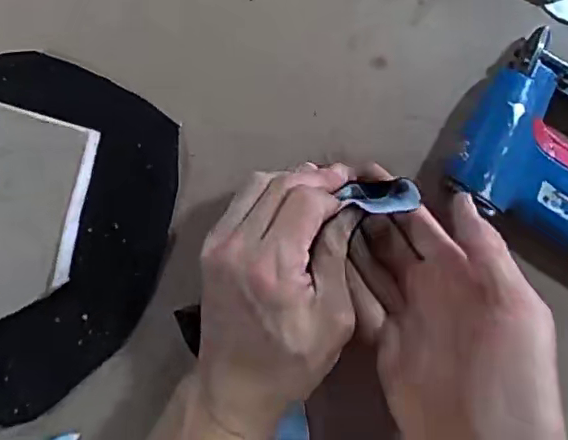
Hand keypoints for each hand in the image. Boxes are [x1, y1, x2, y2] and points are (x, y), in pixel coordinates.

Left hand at [191, 163, 360, 436]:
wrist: (232, 391)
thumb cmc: (291, 361)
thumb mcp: (333, 317)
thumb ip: (338, 255)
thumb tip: (348, 208)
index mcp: (271, 266)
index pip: (305, 200)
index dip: (334, 192)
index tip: (355, 195)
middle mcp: (239, 246)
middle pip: (283, 183)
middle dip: (318, 177)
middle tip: (344, 181)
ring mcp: (219, 242)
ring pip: (260, 182)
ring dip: (293, 178)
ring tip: (320, 187)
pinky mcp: (211, 244)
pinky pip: (244, 197)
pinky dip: (271, 189)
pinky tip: (291, 200)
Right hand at [347, 165, 566, 439]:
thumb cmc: (515, 372)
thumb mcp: (516, 305)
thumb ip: (488, 250)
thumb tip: (461, 198)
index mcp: (459, 270)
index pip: (422, 223)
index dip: (397, 196)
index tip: (369, 170)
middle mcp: (428, 286)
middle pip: (391, 241)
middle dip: (367, 213)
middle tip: (336, 186)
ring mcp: (405, 317)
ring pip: (372, 269)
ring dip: (350, 242)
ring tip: (323, 214)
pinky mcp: (386, 349)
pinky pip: (362, 309)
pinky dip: (343, 285)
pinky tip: (323, 261)